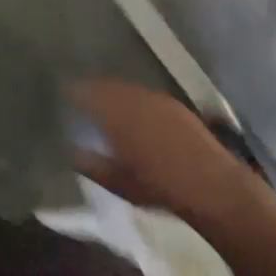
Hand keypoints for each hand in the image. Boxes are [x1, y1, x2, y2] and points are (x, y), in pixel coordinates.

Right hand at [68, 79, 260, 222]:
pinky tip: (133, 113)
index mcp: (119, 116)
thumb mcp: (120, 183)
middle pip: (108, 86)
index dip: (73, 91)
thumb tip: (74, 153)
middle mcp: (138, 101)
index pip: (88, 93)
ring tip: (103, 103)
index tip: (61, 92)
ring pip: (129, 90)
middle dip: (93, 89)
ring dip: (114, 93)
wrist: (215, 188)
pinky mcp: (178, 108)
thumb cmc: (161, 189)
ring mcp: (161, 101)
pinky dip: (133, 99)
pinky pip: (146, 96)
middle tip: (79, 95)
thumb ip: (93, 165)